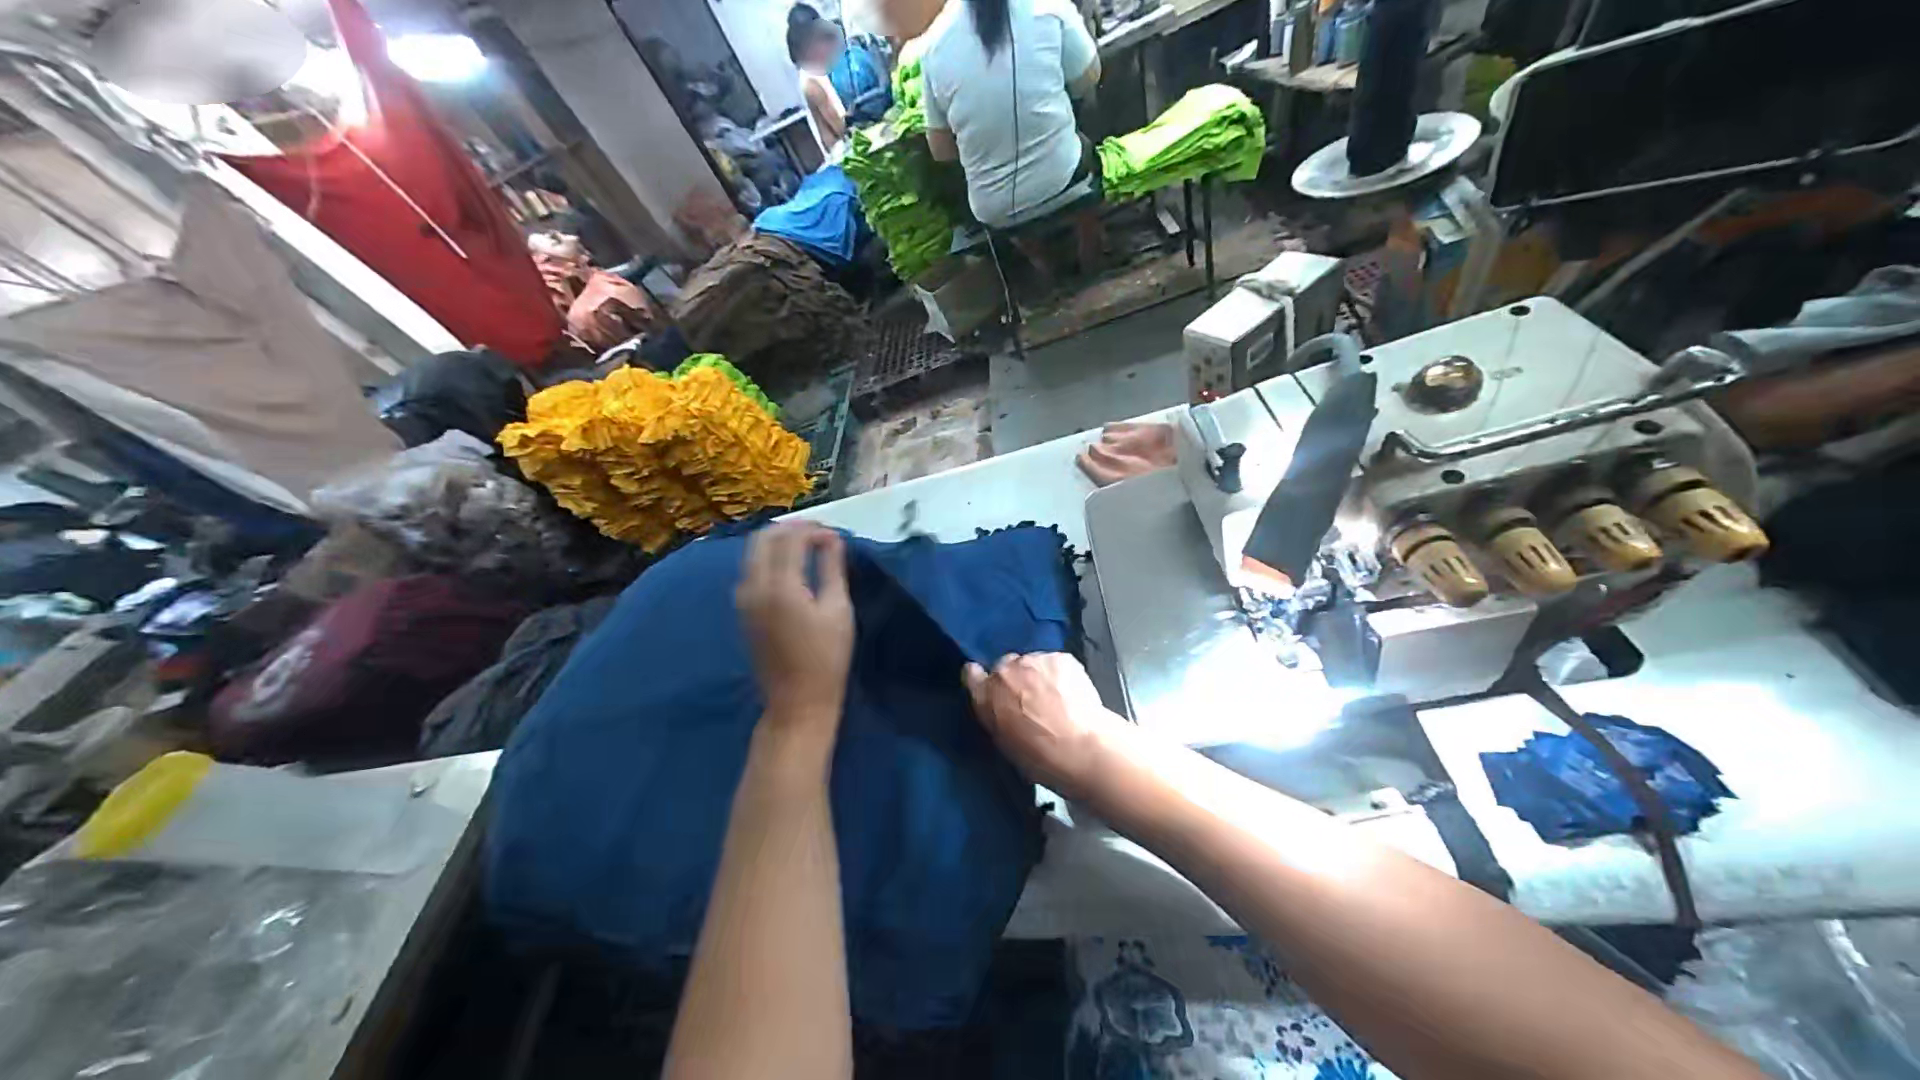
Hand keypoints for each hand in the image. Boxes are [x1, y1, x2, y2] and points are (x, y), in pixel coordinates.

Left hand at [738, 523, 853, 728]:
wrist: (797, 701)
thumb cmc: (827, 658)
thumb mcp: (838, 610)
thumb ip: (832, 569)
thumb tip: (832, 540)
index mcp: (780, 586)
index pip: (790, 538)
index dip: (813, 530)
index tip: (835, 537)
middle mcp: (754, 587)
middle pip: (764, 538)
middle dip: (791, 530)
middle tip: (819, 536)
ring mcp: (743, 599)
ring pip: (754, 552)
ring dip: (779, 542)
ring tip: (808, 549)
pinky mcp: (742, 609)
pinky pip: (752, 569)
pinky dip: (770, 559)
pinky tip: (793, 568)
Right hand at [963, 653, 1128, 799]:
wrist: (1081, 749)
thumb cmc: (1040, 758)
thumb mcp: (1003, 742)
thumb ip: (995, 716)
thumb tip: (999, 708)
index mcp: (985, 695)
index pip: (971, 674)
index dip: (983, 681)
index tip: (992, 689)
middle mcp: (1005, 670)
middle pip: (1005, 666)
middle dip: (1015, 679)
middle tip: (1031, 701)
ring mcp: (1033, 660)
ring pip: (1032, 663)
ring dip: (1038, 676)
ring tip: (1056, 698)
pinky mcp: (1061, 658)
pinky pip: (1055, 662)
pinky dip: (1061, 674)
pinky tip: (1071, 692)